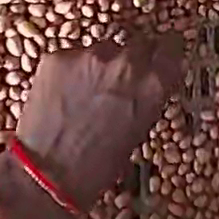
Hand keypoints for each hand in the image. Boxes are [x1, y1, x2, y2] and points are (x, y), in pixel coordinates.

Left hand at [14, 32, 184, 206]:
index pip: (171, 48)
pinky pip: (73, 56)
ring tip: (87, 91)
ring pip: (104, 48)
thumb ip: (147, 97)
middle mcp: (126, 63)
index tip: (162, 53)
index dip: (167, 51)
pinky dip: (72, 70)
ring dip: (101, 64)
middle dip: (133, 58)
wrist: (47, 175)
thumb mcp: (138, 131)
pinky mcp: (60, 57)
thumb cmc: (98, 166)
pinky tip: (64, 94)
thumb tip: (147, 82)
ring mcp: (90, 56)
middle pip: (139, 44)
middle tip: (121, 78)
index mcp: (153, 85)